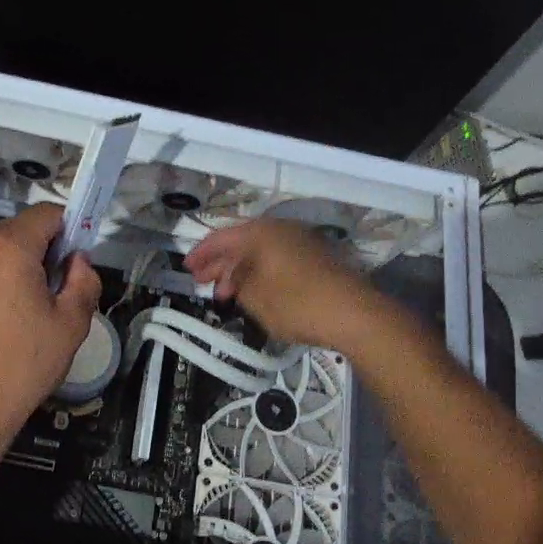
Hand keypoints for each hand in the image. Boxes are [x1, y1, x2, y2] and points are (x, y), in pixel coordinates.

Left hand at [0, 204, 101, 451]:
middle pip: (20, 230)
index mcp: (8, 246)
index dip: (69, 233)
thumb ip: (84, 281)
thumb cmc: (22, 365)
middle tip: (53, 296)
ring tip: (24, 313)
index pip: (48, 214)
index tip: (75, 265)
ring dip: (16, 267)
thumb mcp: (71, 324)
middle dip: (41, 253)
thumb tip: (76, 261)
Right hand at [185, 217, 404, 354]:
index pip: (221, 237)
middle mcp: (281, 229)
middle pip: (242, 242)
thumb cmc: (297, 304)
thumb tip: (231, 274)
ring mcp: (302, 242)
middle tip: (203, 283)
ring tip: (227, 294)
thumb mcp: (255, 297)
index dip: (201, 253)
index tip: (187, 269)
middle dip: (221, 263)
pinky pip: (278, 259)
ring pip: (261, 252)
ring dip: (241, 270)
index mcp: (261, 233)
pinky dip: (261, 272)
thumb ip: (236, 281)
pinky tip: (256, 292)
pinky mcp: (317, 258)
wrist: (355, 314)